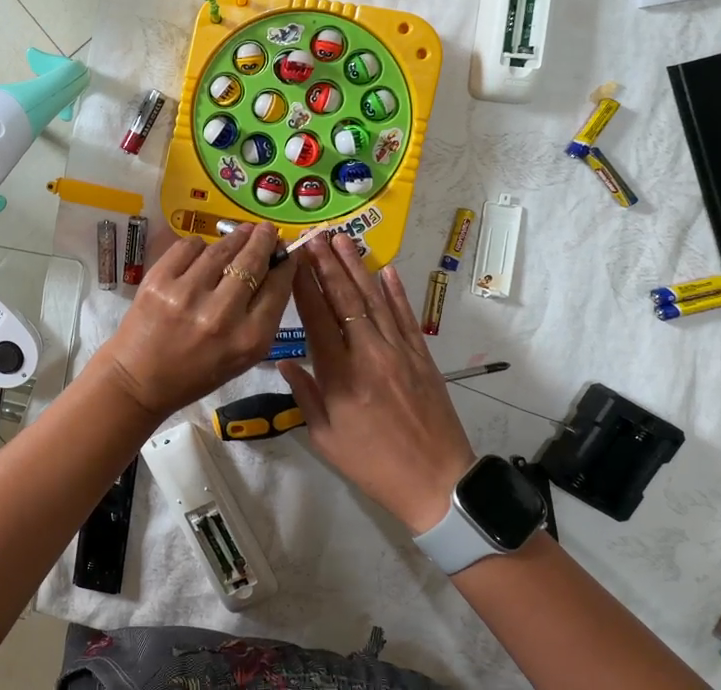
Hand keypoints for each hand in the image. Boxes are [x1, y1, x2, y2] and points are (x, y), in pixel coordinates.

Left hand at [94, 224, 294, 418]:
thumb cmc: (196, 373)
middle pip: (251, 263)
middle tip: (267, 229)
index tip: (287, 250)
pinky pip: (188, 247)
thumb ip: (260, 316)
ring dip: (235, 238)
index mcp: (249, 339)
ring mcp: (186, 294)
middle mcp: (220, 315)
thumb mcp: (241, 355)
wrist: (139, 379)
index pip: (277, 288)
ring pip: (220, 250)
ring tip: (243, 232)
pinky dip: (200, 245)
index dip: (285, 264)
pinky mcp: (158, 281)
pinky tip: (203, 249)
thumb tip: (274, 269)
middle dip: (263, 241)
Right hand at [278, 233, 475, 533]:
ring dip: (357, 268)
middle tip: (315, 236)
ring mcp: (399, 352)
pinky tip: (386, 271)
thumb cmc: (372, 464)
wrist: (437, 483)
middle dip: (328, 265)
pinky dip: (395, 293)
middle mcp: (369, 354)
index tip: (294, 259)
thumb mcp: (325, 437)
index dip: (305, 285)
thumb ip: (304, 394)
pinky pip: (406, 317)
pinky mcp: (422, 358)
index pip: (317, 318)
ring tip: (343, 241)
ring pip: (375, 301)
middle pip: (345, 300)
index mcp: (340, 375)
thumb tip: (283, 361)